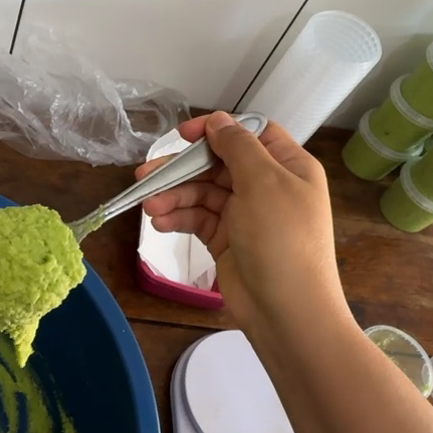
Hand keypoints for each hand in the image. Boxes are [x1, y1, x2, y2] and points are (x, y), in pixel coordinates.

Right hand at [137, 112, 349, 332]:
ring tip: (149, 207)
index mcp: (287, 166)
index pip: (249, 134)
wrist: (287, 312)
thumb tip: (218, 120)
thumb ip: (238, 146)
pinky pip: (198, 219)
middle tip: (145, 174)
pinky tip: (160, 223)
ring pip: (202, 192)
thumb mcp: (263, 183)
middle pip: (217, 163)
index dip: (217, 130)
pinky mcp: (227, 240)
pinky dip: (178, 218)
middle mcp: (268, 186)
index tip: (184, 136)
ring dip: (174, 196)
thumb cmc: (281, 239)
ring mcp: (246, 214)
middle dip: (182, 169)